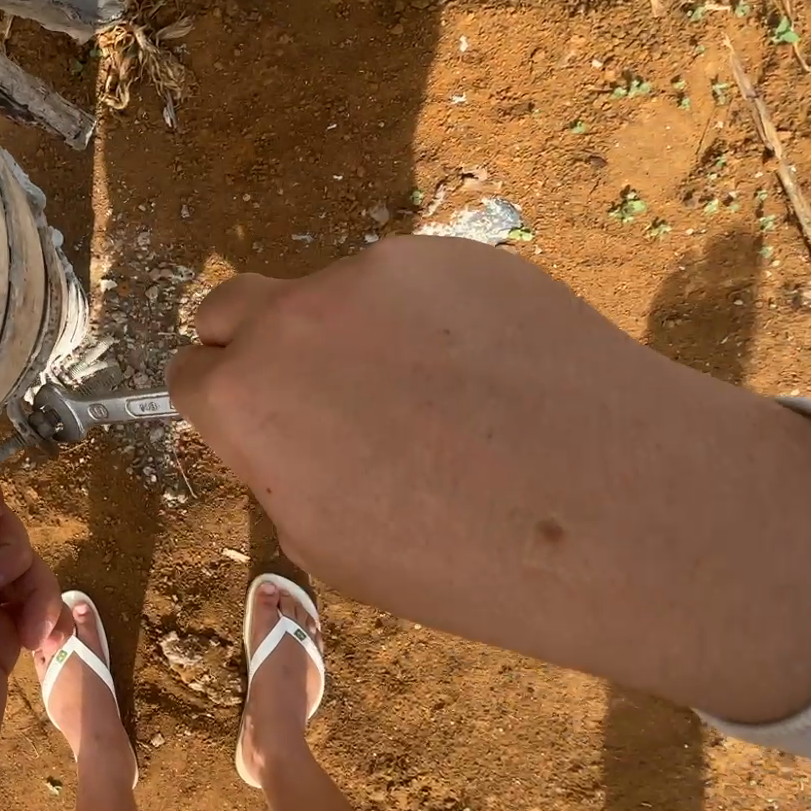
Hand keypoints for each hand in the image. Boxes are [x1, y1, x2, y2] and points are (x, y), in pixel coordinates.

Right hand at [168, 236, 810, 722]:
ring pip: (323, 296)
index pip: (188, 372)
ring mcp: (369, 273)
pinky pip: (401, 283)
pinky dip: (417, 316)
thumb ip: (270, 461)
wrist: (623, 513)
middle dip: (248, 346)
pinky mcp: (446, 251)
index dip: (219, 404)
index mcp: (241, 396)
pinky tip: (481, 367)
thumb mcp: (321, 539)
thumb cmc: (452, 558)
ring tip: (431, 393)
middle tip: (312, 393)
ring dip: (343, 333)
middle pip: (228, 308)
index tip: (257, 426)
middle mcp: (288, 318)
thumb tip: (276, 423)